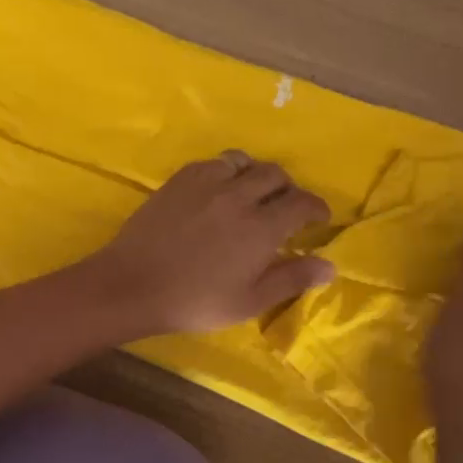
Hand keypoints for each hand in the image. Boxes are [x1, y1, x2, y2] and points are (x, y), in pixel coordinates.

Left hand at [80, 151, 333, 337]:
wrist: (132, 284)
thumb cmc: (194, 300)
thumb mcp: (249, 301)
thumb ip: (291, 279)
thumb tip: (330, 265)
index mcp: (261, 226)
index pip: (302, 203)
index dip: (316, 208)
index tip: (317, 219)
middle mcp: (236, 196)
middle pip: (274, 174)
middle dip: (287, 188)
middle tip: (285, 206)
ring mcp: (202, 185)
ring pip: (240, 161)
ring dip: (253, 172)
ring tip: (251, 192)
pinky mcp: (175, 182)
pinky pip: (208, 164)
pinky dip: (221, 171)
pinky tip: (217, 190)